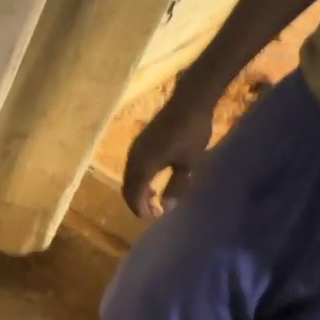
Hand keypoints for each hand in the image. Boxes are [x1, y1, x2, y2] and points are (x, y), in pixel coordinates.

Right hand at [121, 94, 216, 218]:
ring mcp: (133, 152)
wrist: (189, 101)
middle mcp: (131, 163)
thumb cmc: (191, 133)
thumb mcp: (189, 162)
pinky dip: (140, 179)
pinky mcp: (139, 145)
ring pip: (130, 179)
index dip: (141, 210)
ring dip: (138, 191)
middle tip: (152, 211)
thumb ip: (177, 186)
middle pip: (128, 189)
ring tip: (153, 197)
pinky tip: (153, 178)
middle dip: (138, 203)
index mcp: (142, 170)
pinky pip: (133, 168)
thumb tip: (168, 207)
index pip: (134, 197)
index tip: (153, 218)